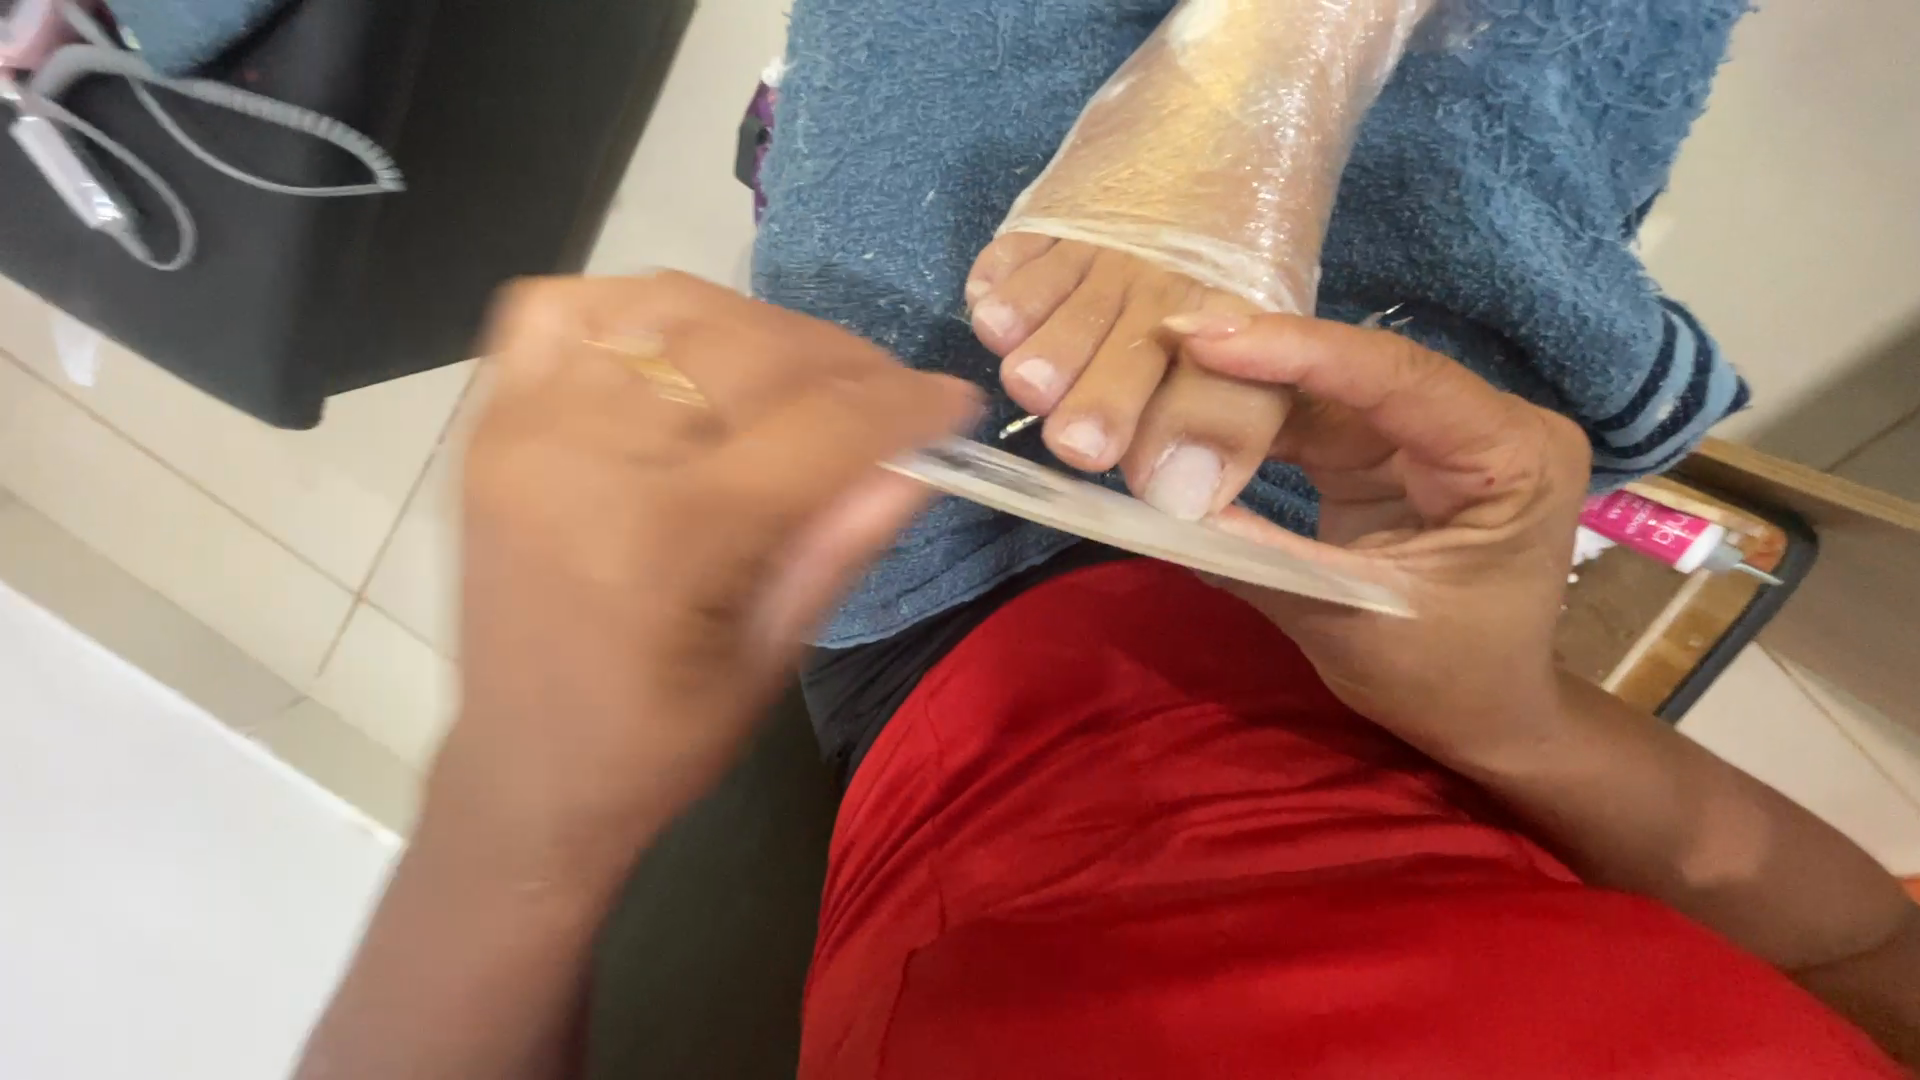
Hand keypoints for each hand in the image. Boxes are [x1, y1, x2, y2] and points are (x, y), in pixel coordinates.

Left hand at [435, 272, 977, 883]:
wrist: (523, 771)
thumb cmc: (660, 739)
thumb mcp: (775, 657)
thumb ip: (846, 542)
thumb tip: (923, 457)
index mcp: (662, 539)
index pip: (814, 430)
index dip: (900, 407)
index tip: (955, 402)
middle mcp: (581, 455)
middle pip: (747, 350)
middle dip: (845, 362)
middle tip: (894, 394)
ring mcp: (522, 424)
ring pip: (671, 310)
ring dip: (764, 329)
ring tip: (814, 374)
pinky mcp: (491, 419)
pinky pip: (572, 311)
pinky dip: (649, 311)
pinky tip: (695, 350)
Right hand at [967, 236, 1279, 519]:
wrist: (1224, 110)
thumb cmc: (1237, 247)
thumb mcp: (1263, 327)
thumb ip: (1227, 420)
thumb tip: (1181, 503)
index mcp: (1232, 324)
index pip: (1210, 399)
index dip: (1177, 445)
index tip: (1154, 486)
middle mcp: (1158, 290)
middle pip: (1116, 367)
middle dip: (1096, 410)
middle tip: (1077, 442)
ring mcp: (1097, 250)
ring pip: (1050, 319)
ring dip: (1035, 355)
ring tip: (1031, 378)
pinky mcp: (1047, 216)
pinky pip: (1005, 261)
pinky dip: (995, 291)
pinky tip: (999, 309)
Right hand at [1169, 312, 1591, 768]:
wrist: (1478, 713)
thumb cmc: (1446, 677)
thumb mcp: (1349, 620)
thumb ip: (1258, 559)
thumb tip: (1160, 505)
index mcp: (1508, 457)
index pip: (1397, 379)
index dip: (1297, 353)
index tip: (1204, 340)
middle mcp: (1473, 425)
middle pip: (1348, 376)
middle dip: (1252, 369)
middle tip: (1160, 357)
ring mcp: (1420, 437)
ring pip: (1316, 395)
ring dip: (1238, 395)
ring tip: (1161, 388)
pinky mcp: (1377, 456)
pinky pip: (1302, 427)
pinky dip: (1245, 430)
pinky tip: (1190, 422)